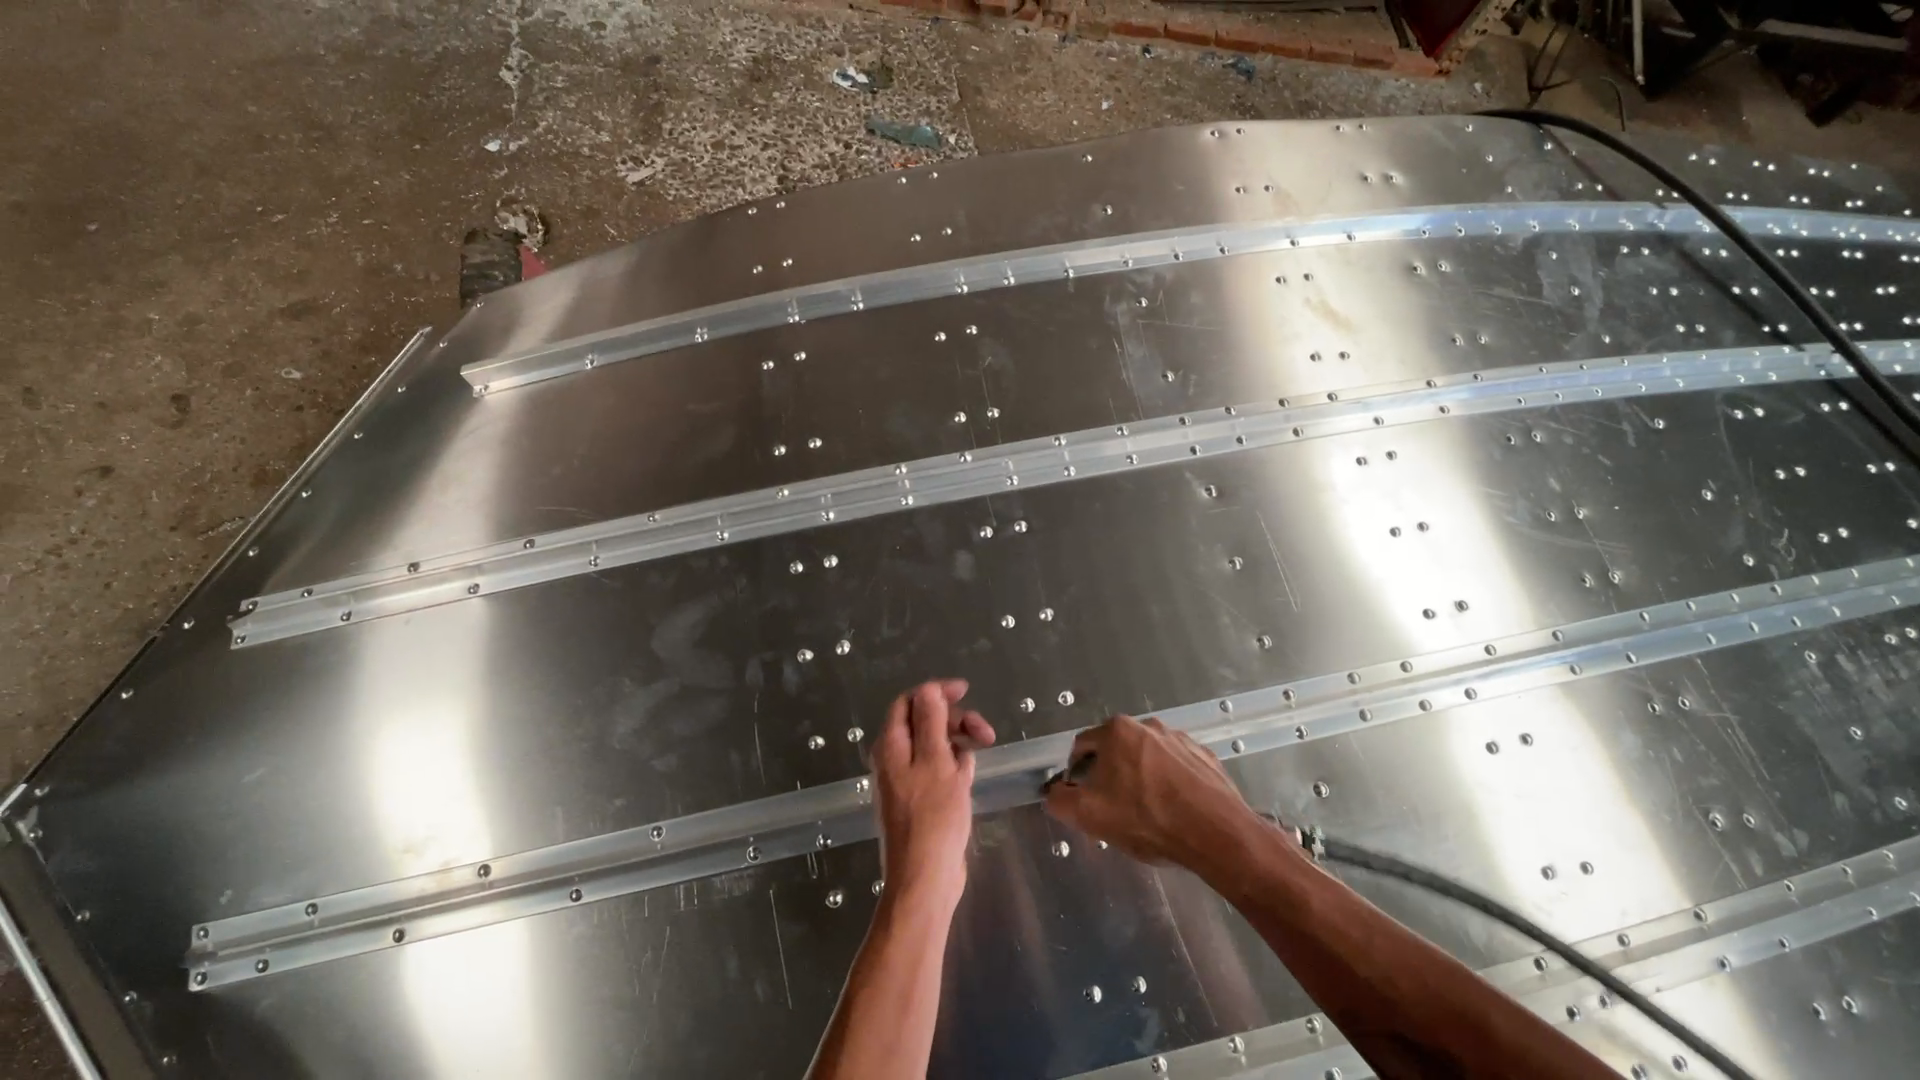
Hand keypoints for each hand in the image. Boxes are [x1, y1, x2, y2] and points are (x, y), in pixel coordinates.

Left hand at [872, 680, 995, 908]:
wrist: (926, 878)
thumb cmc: (932, 817)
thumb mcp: (936, 761)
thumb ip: (931, 722)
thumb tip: (929, 689)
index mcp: (891, 746)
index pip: (909, 702)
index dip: (936, 692)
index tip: (967, 691)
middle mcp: (895, 760)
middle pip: (924, 722)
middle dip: (955, 719)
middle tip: (986, 732)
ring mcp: (908, 782)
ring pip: (935, 746)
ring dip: (959, 742)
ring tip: (983, 752)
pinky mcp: (922, 801)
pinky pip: (939, 770)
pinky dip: (956, 766)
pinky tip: (970, 774)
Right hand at [1043, 715, 1259, 869]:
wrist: (1215, 833)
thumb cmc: (1146, 819)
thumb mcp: (1088, 815)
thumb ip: (1059, 800)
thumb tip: (1054, 793)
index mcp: (1117, 731)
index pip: (1081, 748)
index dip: (1076, 776)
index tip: (1085, 801)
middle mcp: (1149, 725)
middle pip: (1115, 751)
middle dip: (1110, 777)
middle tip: (1115, 810)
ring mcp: (1181, 739)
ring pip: (1147, 759)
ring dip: (1141, 779)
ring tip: (1148, 814)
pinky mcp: (1205, 757)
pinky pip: (1176, 768)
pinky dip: (1170, 784)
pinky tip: (1174, 811)